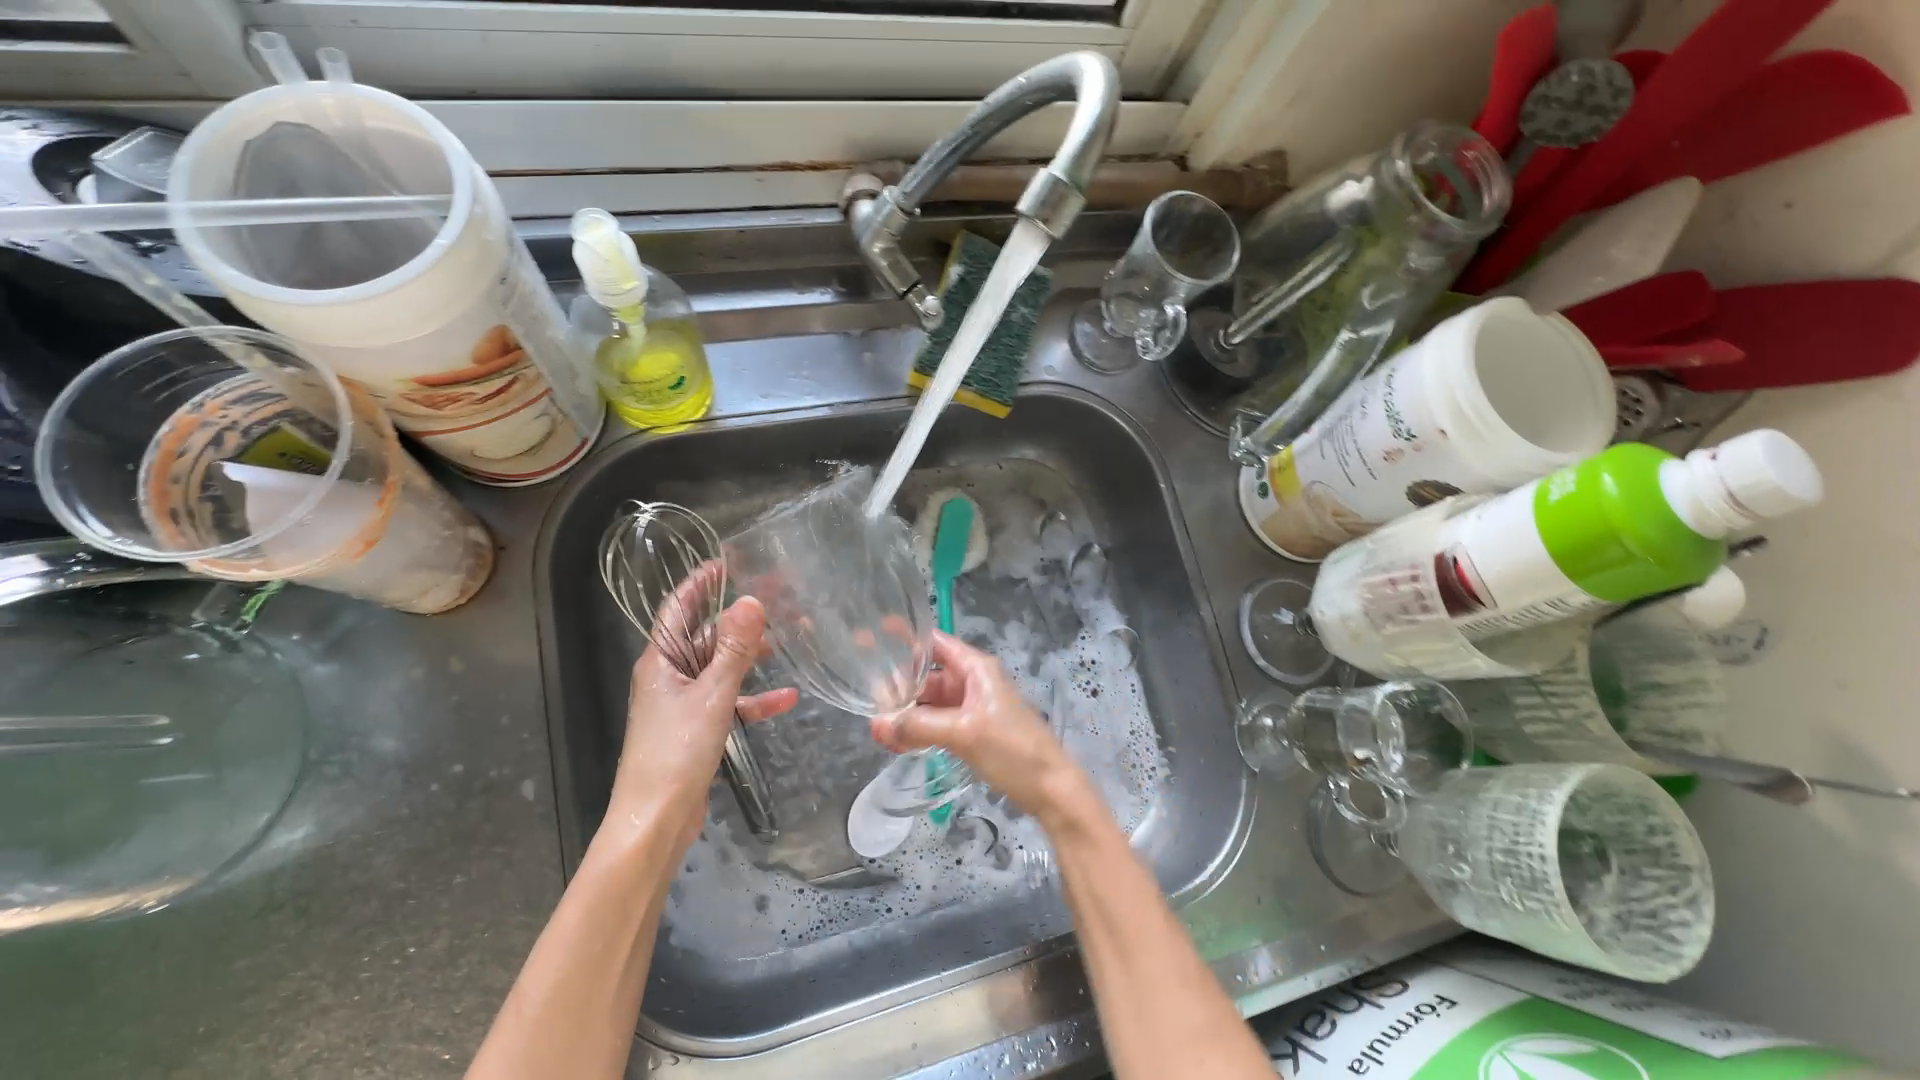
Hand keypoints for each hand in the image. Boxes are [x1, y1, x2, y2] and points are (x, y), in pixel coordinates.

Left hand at [609, 565, 796, 842]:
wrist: (656, 819)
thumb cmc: (676, 752)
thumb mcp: (712, 696)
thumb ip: (734, 650)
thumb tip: (751, 601)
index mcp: (661, 661)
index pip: (679, 609)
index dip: (700, 584)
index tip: (726, 563)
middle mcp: (668, 677)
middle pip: (704, 638)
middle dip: (738, 622)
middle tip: (777, 603)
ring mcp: (682, 704)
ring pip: (720, 670)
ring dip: (750, 660)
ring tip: (790, 645)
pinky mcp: (696, 730)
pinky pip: (728, 704)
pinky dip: (753, 701)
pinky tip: (786, 701)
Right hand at [870, 631, 1087, 817]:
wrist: (1051, 788)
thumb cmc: (1013, 749)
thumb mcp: (963, 733)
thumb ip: (918, 727)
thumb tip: (875, 725)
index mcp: (976, 668)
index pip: (934, 643)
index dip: (903, 639)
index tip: (870, 639)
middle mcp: (973, 681)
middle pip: (928, 674)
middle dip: (899, 686)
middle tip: (867, 701)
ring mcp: (973, 707)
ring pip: (931, 701)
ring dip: (907, 712)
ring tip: (877, 728)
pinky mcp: (973, 731)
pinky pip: (938, 722)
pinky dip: (919, 729)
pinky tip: (898, 743)